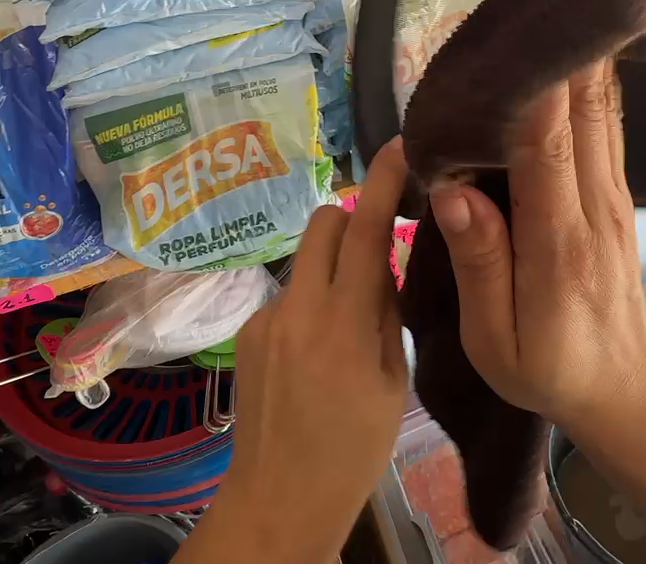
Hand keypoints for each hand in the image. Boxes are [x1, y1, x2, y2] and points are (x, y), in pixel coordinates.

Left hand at [179, 141, 409, 562]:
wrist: (278, 500)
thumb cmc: (352, 450)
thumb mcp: (390, 383)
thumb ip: (384, 312)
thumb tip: (383, 260)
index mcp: (343, 323)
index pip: (365, 230)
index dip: (383, 182)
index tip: (399, 147)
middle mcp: (297, 307)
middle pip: (322, 222)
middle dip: (351, 221)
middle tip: (374, 254)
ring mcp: (265, 317)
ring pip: (305, 259)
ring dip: (330, 268)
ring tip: (344, 322)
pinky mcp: (246, 330)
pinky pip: (288, 293)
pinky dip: (308, 303)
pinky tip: (313, 352)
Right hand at [425, 60, 645, 443]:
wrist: (624, 386)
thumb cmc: (547, 367)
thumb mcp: (496, 340)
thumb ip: (479, 264)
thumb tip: (453, 191)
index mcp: (557, 246)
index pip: (545, 151)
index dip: (535, 90)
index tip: (516, 35)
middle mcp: (593, 208)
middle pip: (580, 115)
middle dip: (559, 51)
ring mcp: (612, 197)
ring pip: (600, 112)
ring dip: (581, 55)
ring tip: (555, 1)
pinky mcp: (616, 193)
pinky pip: (607, 126)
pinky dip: (594, 82)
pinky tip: (581, 46)